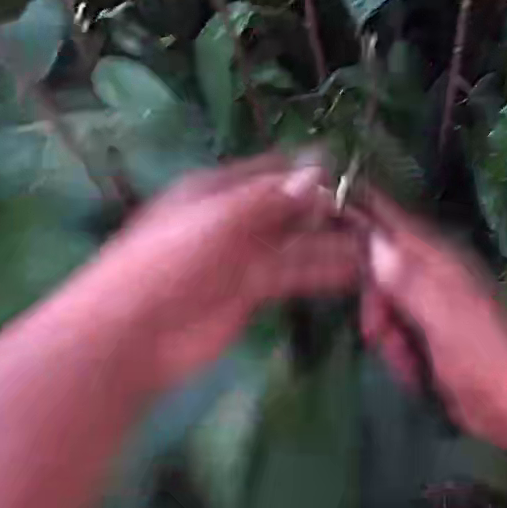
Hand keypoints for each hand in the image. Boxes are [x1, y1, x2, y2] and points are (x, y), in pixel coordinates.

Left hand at [50, 156, 362, 391]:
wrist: (128, 337)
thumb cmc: (169, 263)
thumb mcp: (222, 219)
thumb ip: (275, 197)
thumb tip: (320, 170)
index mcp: (220, 189)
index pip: (277, 170)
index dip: (315, 170)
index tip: (357, 175)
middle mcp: (238, 217)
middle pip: (294, 206)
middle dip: (332, 208)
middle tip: (378, 214)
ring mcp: (247, 254)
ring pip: (301, 241)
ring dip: (336, 242)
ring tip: (378, 244)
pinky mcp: (256, 289)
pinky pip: (298, 272)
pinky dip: (327, 270)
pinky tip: (359, 271)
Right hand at [355, 193, 506, 446]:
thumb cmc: (477, 358)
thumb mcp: (440, 318)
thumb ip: (407, 280)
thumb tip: (375, 241)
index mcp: (444, 263)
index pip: (399, 225)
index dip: (367, 215)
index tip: (331, 210)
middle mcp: (439, 275)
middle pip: (386, 268)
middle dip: (375, 301)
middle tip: (376, 332)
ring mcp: (437, 304)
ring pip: (389, 303)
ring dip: (387, 333)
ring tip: (403, 358)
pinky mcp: (433, 332)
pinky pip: (399, 331)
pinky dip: (398, 349)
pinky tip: (410, 368)